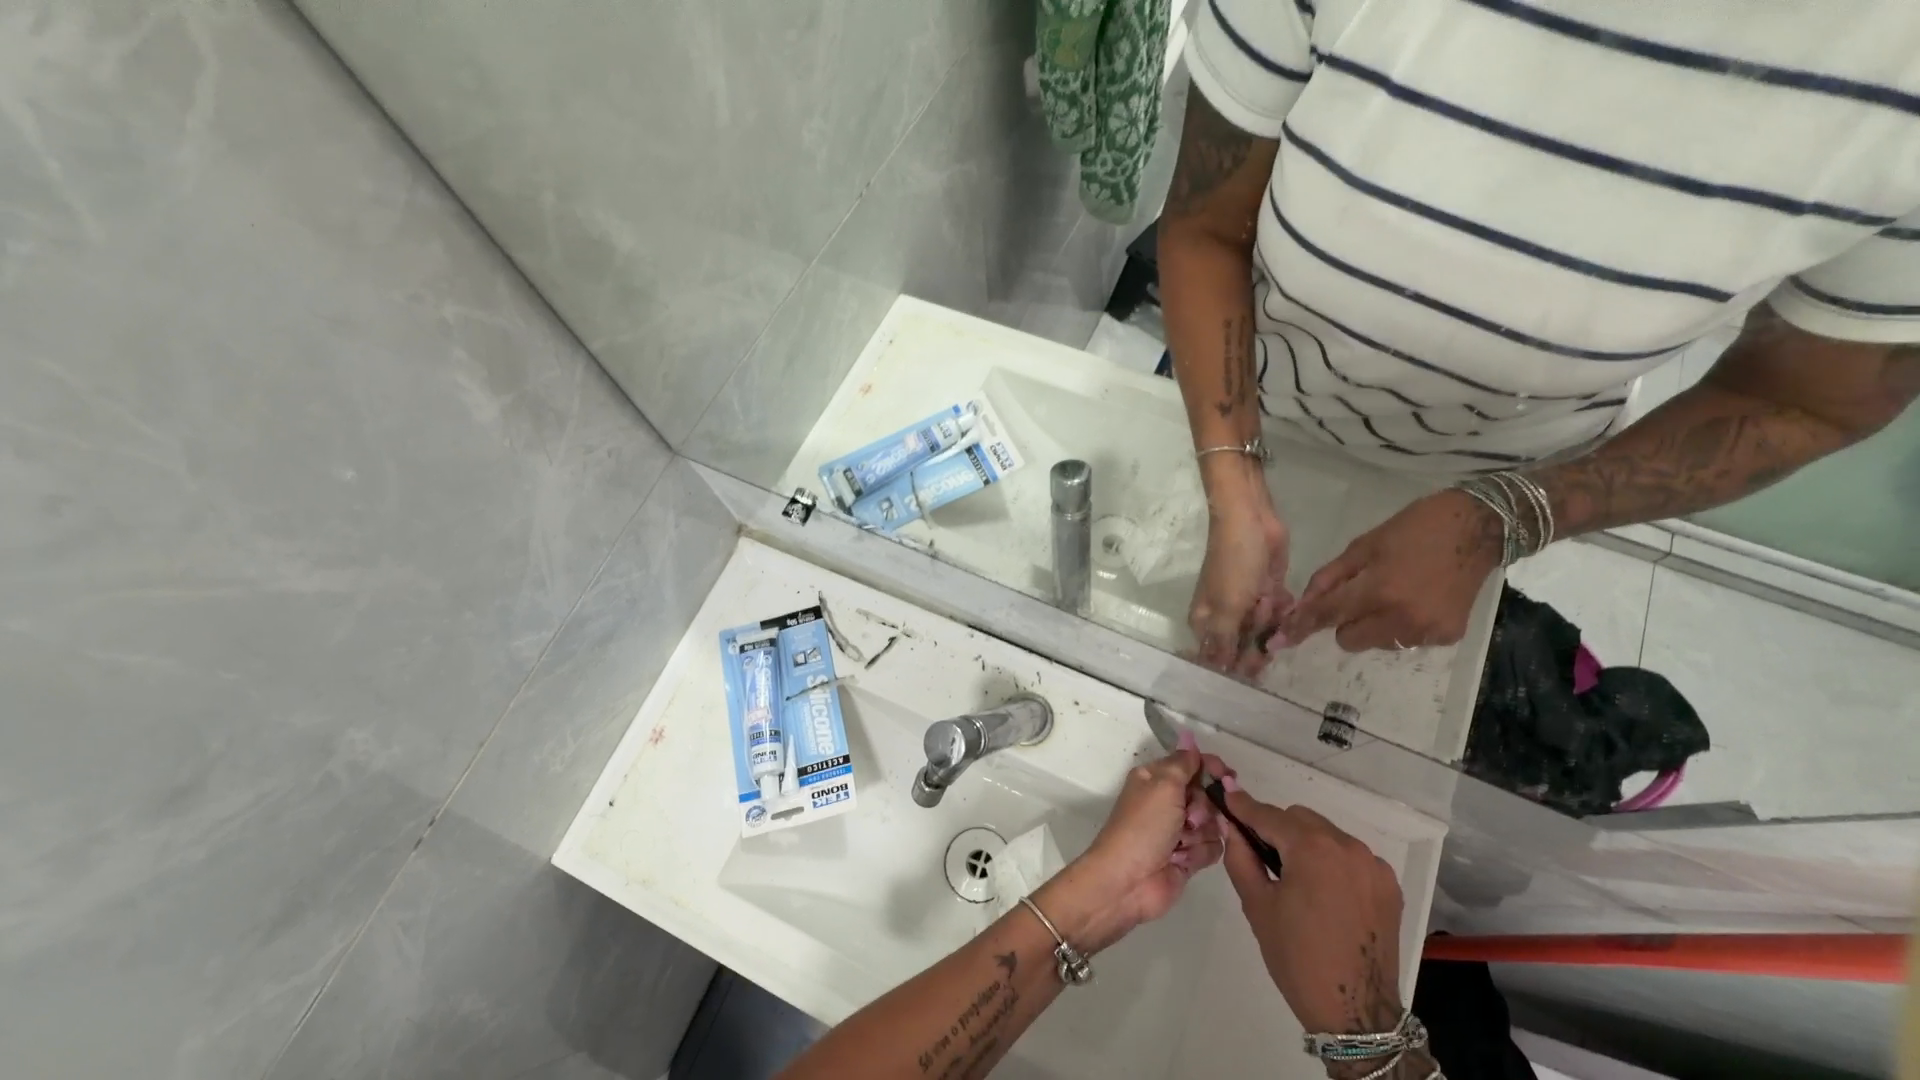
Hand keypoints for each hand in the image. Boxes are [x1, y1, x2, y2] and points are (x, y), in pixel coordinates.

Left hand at [1039, 744, 1225, 952]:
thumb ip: (1183, 763)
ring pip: (1214, 823)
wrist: (1128, 881)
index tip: (1226, 777)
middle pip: (1207, 795)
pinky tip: (1183, 859)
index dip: (1211, 769)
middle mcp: (1167, 802)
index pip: (1192, 764)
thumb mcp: (1162, 785)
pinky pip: (1213, 847)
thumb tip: (1189, 740)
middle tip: (1189, 818)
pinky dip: (1200, 852)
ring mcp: (1179, 830)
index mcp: (1155, 779)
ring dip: (1201, 833)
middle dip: (1203, 807)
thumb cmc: (1143, 826)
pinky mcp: (1188, 856)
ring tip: (1181, 843)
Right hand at [1191, 470, 1292, 675]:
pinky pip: (1281, 616)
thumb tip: (1219, 673)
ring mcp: (1248, 607)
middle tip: (1261, 615)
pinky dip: (1285, 608)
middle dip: (1259, 638)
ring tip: (1269, 596)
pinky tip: (1281, 593)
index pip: (1218, 660)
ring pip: (1266, 633)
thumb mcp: (1227, 606)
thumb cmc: (1233, 564)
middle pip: (1245, 650)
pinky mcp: (1269, 594)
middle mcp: (1225, 619)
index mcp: (1206, 623)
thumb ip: (1225, 643)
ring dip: (1273, 619)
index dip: (1236, 666)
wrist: (1252, 521)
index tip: (1253, 665)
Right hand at [1218, 791, 1405, 1035]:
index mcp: (1312, 849)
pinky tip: (1323, 893)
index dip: (1244, 806)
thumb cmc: (1296, 956)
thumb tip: (1232, 828)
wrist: (1355, 1011)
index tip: (1226, 796)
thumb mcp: (1257, 906)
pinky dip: (1332, 863)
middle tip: (1258, 853)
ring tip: (1293, 877)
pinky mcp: (1388, 886)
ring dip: (1306, 844)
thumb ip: (1241, 858)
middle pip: (1301, 819)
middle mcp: (1348, 846)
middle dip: (1276, 827)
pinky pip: (1351, 858)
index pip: (1269, 815)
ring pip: (1327, 835)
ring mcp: (1373, 865)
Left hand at [1281, 489, 1499, 651]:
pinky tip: (1416, 601)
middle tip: (1359, 596)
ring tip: (1392, 594)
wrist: (1480, 529)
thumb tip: (1304, 603)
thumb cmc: (1416, 528)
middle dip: (1343, 622)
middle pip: (1349, 639)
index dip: (1303, 626)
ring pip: (1376, 643)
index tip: (1281, 638)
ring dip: (1372, 626)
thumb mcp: (1364, 545)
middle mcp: (1402, 618)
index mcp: (1379, 590)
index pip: (1329, 615)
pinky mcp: (1446, 637)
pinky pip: (1406, 642)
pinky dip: (1401, 627)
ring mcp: (1427, 631)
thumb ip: (1330, 577)